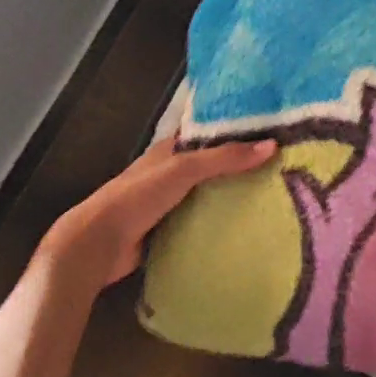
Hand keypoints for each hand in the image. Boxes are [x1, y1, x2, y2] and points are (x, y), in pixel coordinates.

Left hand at [38, 138, 277, 295]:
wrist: (97, 244)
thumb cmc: (138, 196)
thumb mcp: (184, 169)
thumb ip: (225, 158)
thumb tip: (272, 146)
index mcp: (168, 151)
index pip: (207, 135)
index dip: (234, 132)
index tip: (268, 134)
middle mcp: (168, 174)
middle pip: (210, 167)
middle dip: (237, 167)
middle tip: (277, 168)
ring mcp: (166, 204)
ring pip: (206, 195)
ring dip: (229, 196)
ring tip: (270, 195)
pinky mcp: (166, 231)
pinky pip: (199, 221)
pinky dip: (218, 222)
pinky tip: (244, 224)